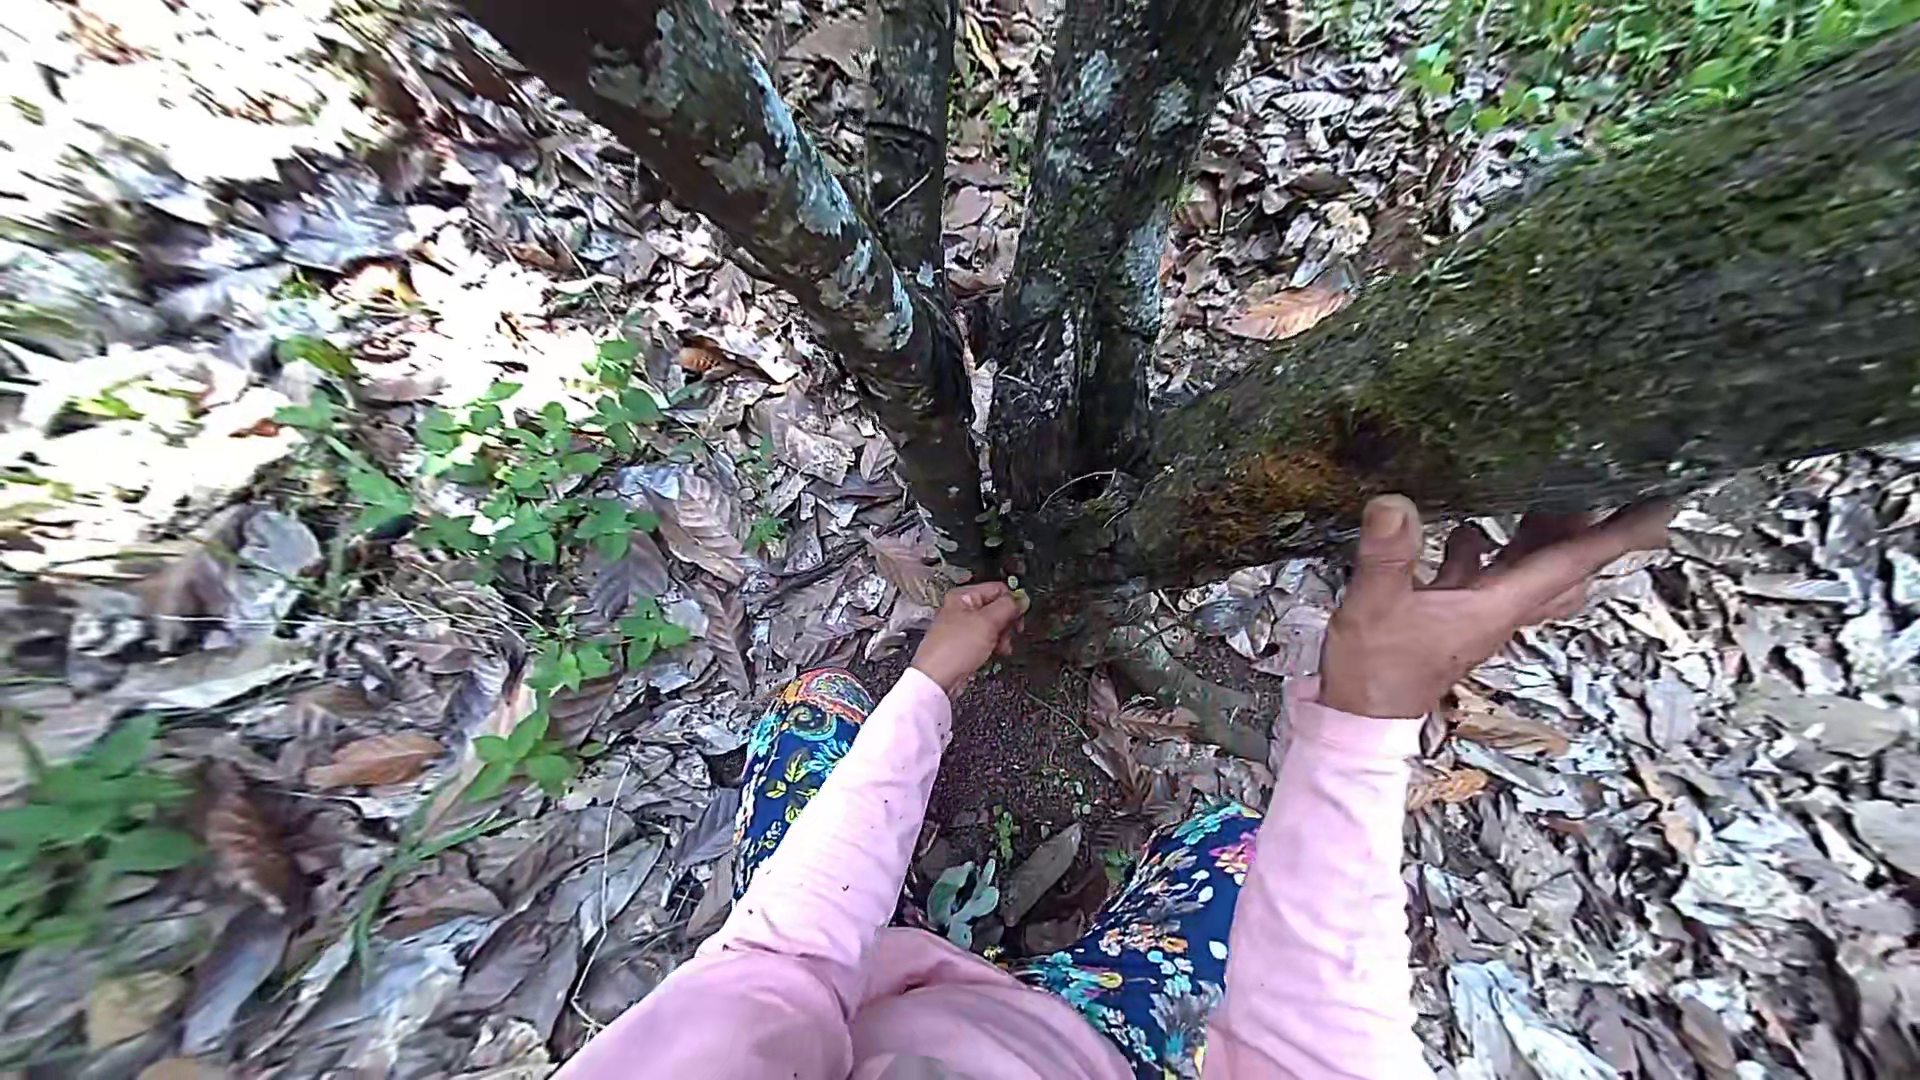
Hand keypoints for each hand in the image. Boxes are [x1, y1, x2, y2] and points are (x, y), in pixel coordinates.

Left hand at [912, 582, 1022, 698]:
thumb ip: (1008, 607)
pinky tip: (996, 653)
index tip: (1020, 616)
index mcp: (963, 596)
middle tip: (1009, 633)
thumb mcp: (987, 622)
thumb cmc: (955, 648)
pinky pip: (986, 639)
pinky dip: (994, 645)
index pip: (997, 589)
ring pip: (993, 625)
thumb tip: (1022, 598)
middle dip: (1007, 622)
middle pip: (996, 608)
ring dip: (1002, 636)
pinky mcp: (964, 644)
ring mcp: (962, 627)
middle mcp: (961, 609)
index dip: (1012, 602)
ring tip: (1001, 647)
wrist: (938, 679)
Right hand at [1320, 495, 1672, 718]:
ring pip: (1527, 577)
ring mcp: (1474, 618)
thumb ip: (1387, 554)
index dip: (1618, 533)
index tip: (1663, 502)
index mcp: (1496, 607)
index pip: (1570, 565)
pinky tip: (1464, 534)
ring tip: (1534, 501)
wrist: (1362, 711)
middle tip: (1587, 488)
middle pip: (1560, 570)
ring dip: (1538, 541)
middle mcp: (1497, 612)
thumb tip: (1394, 502)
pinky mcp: (1448, 619)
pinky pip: (1485, 580)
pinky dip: (1485, 554)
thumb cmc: (1377, 666)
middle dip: (1581, 530)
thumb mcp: (1376, 604)